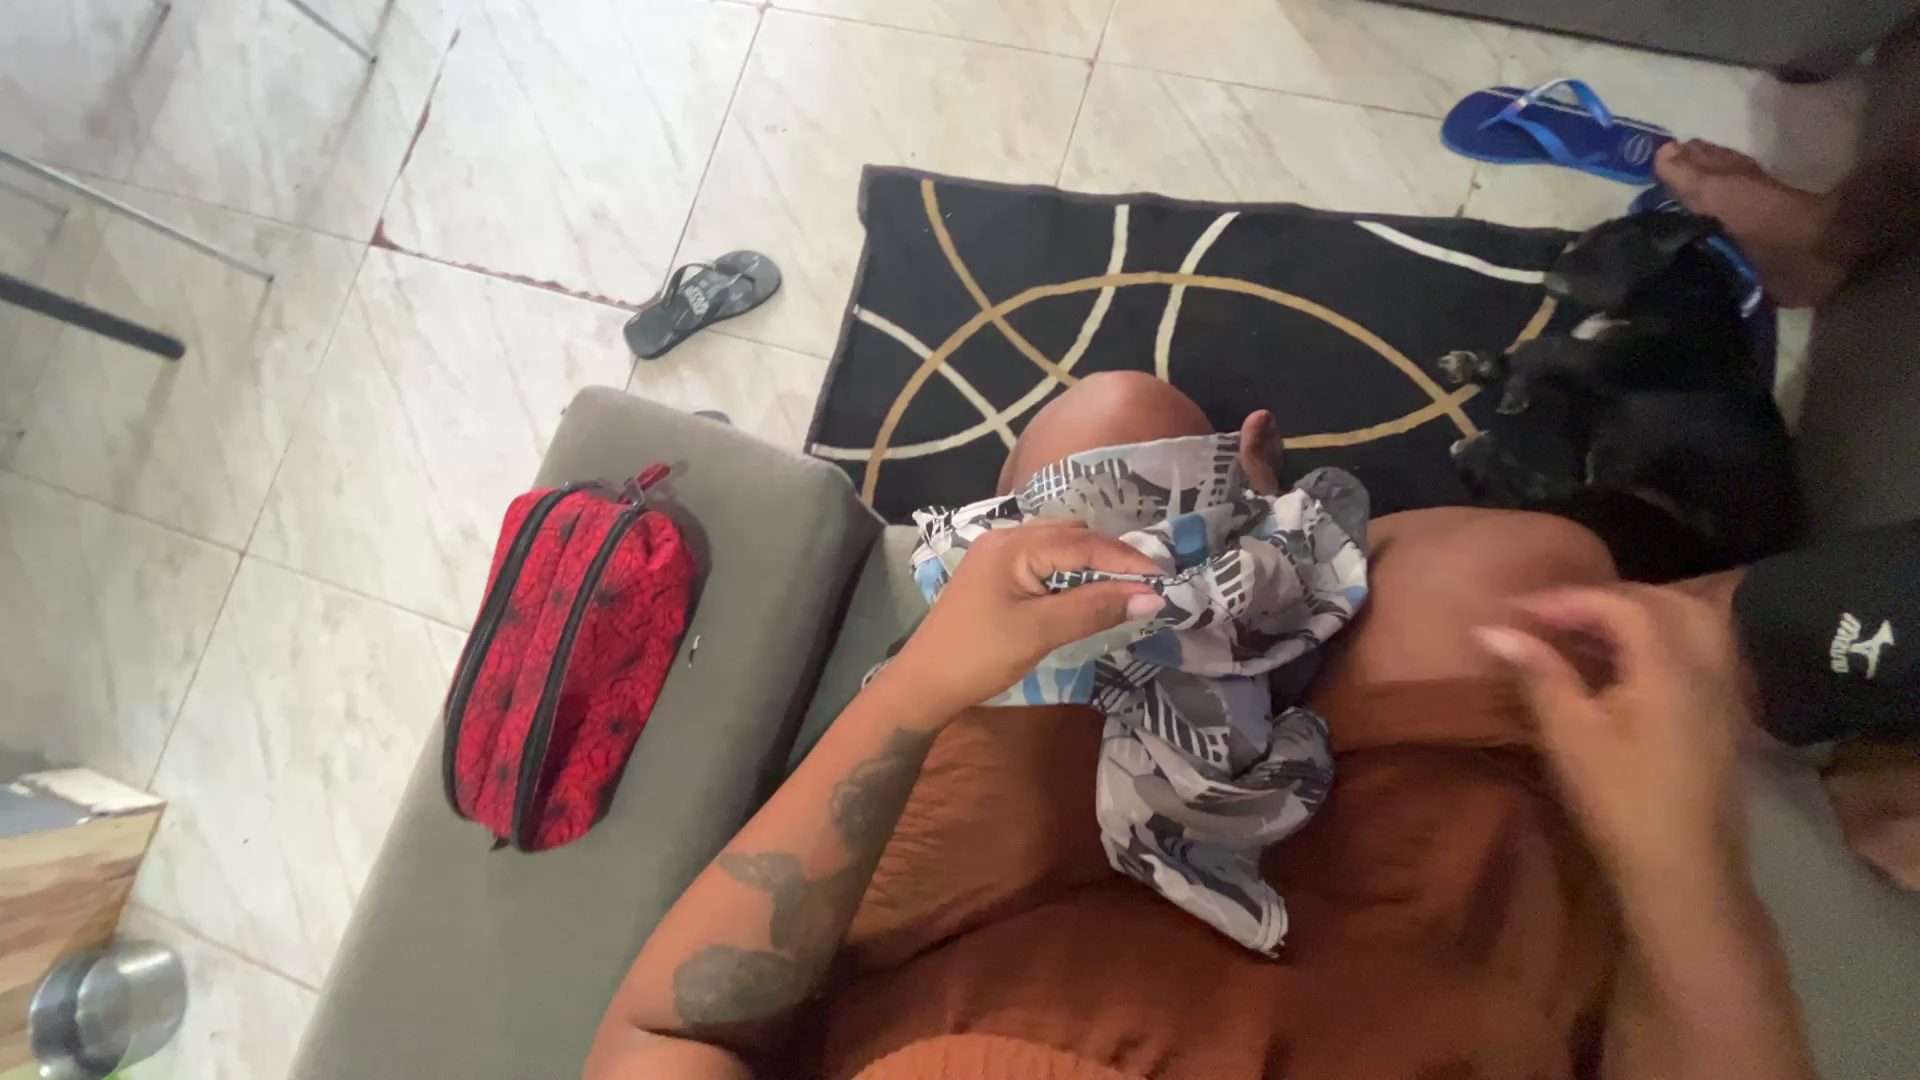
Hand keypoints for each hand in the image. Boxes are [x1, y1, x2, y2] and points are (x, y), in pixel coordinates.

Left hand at [886, 520, 1164, 715]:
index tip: (1164, 578)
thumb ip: (1094, 609)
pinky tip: (1084, 590)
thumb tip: (1151, 596)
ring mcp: (997, 555)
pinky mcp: (995, 574)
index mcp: (1013, 545)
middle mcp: (1005, 538)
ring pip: (1058, 546)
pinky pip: (1042, 560)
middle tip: (1147, 583)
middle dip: (1111, 556)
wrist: (925, 682)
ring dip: (1091, 562)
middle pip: (1071, 536)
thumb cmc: (980, 655)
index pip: (1083, 543)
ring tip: (1123, 586)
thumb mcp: (1041, 631)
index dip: (1126, 559)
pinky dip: (1070, 571)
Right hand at [1474, 585, 1750, 886]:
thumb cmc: (1618, 797)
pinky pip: (1695, 653)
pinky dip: (1656, 638)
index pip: (1624, 607)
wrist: (1681, 869)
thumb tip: (1490, 628)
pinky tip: (1616, 661)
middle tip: (1556, 610)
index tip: (1517, 611)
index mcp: (1671, 673)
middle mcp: (1707, 674)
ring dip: (1638, 614)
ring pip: (1693, 626)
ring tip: (1583, 628)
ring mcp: (1721, 697)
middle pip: (1672, 604)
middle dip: (1610, 596)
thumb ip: (1536, 672)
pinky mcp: (1718, 718)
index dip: (1568, 600)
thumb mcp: (1567, 731)